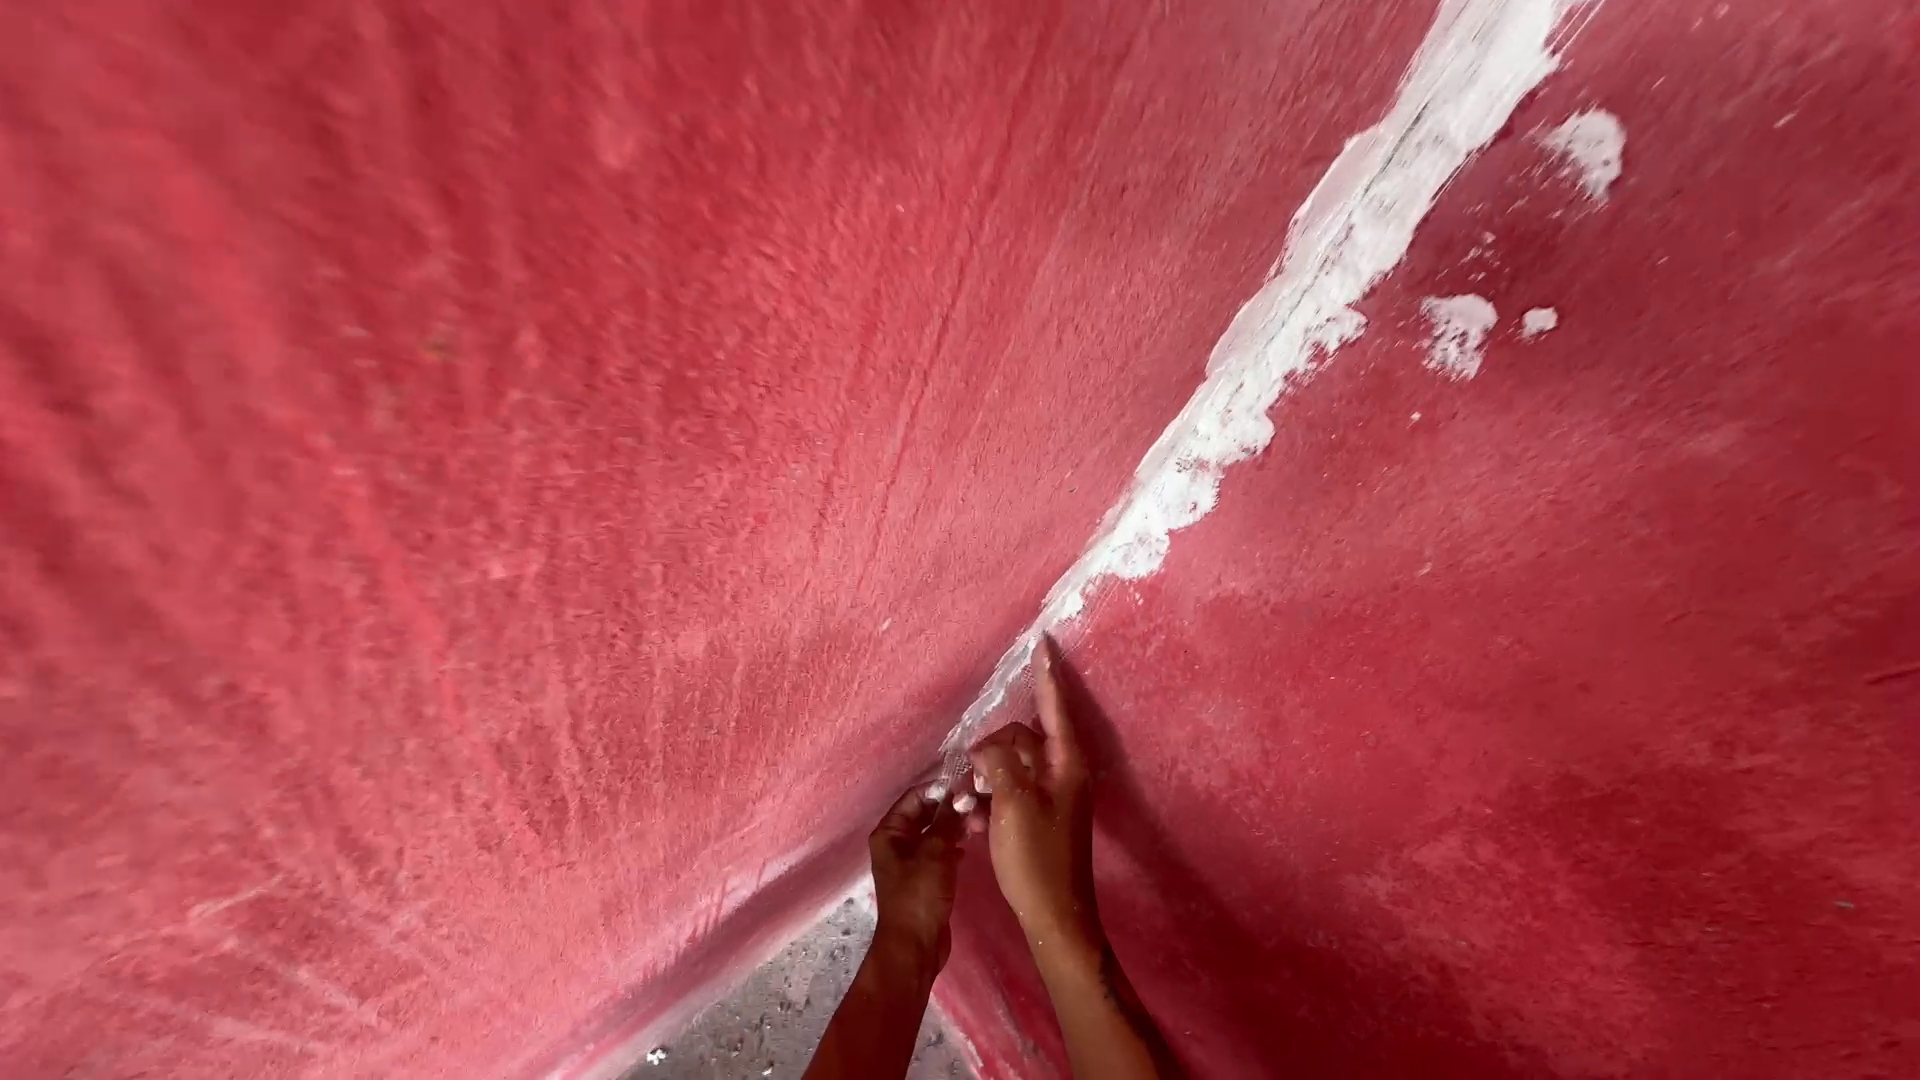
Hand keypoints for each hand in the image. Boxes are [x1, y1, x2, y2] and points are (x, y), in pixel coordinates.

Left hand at [868, 786, 969, 971]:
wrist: (915, 946)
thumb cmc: (919, 895)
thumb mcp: (935, 852)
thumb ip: (947, 821)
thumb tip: (960, 795)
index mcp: (890, 832)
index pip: (915, 796)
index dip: (939, 789)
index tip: (967, 788)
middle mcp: (897, 842)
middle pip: (925, 813)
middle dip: (950, 808)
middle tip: (977, 806)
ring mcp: (910, 860)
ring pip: (934, 832)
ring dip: (954, 826)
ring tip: (977, 824)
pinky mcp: (924, 876)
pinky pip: (939, 850)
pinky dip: (953, 845)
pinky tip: (969, 846)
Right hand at [969, 634, 1097, 948]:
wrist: (1053, 916)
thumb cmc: (1036, 858)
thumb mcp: (1012, 803)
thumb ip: (998, 763)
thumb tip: (987, 748)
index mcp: (1066, 762)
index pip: (1054, 705)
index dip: (1046, 673)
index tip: (1044, 641)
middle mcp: (1064, 771)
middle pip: (1022, 737)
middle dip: (992, 749)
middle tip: (969, 776)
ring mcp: (1053, 794)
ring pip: (1012, 765)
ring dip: (987, 777)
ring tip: (968, 803)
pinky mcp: (1039, 815)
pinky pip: (1010, 791)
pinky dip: (991, 799)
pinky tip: (974, 820)